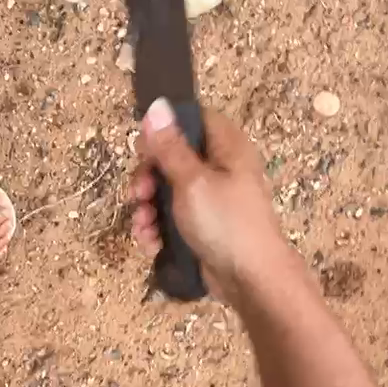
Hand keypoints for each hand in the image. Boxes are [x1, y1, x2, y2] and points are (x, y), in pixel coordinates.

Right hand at [129, 97, 300, 308]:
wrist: (249, 279)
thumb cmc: (226, 223)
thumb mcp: (192, 181)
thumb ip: (169, 147)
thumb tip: (156, 106)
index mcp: (226, 148)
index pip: (193, 120)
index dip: (165, 130)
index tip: (143, 148)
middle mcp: (219, 169)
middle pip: (171, 159)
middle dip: (147, 180)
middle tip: (138, 196)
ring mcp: (209, 200)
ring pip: (164, 192)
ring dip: (147, 210)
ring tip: (144, 228)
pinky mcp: (199, 226)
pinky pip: (169, 219)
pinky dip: (156, 230)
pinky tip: (152, 244)